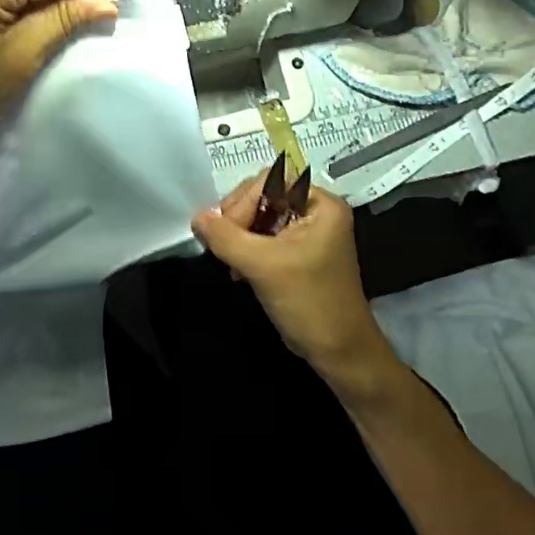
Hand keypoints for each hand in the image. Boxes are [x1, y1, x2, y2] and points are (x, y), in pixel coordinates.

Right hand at [190, 177, 394, 382]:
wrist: (338, 352)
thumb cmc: (308, 301)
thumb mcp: (262, 265)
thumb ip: (226, 237)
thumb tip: (197, 217)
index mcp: (320, 204)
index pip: (270, 181)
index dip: (244, 202)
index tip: (226, 232)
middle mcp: (316, 211)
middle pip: (263, 196)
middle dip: (239, 220)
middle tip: (225, 247)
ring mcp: (307, 232)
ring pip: (260, 217)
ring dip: (240, 237)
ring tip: (232, 263)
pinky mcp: (297, 252)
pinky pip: (264, 236)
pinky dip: (247, 249)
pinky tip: (239, 270)